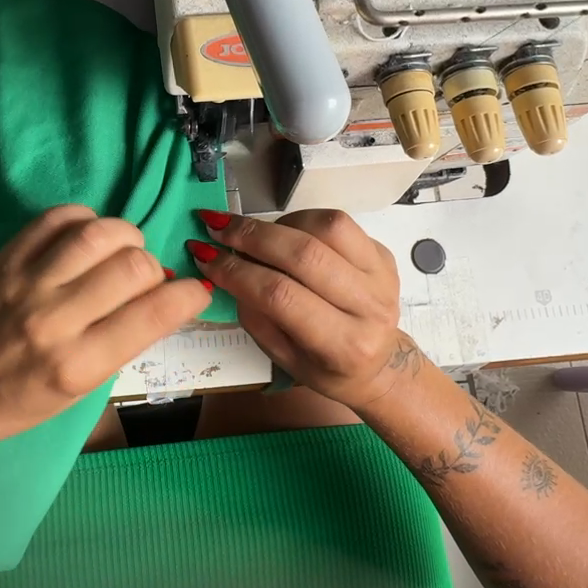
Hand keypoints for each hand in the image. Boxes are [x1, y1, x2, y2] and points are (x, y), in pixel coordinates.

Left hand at [0, 205, 210, 459]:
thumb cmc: (20, 404)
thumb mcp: (82, 390)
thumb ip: (125, 341)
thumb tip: (166, 297)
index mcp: (78, 364)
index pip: (155, 313)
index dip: (188, 296)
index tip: (194, 292)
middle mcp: (54, 319)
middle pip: (133, 266)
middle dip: (155, 268)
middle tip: (146, 279)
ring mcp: (26, 283)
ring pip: (99, 233)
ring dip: (125, 237)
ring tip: (122, 250)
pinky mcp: (4, 259)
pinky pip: (56, 218)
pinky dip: (84, 219)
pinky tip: (86, 237)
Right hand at [187, 209, 418, 411]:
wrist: (379, 365)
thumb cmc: (324, 367)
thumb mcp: (282, 358)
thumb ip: (255, 315)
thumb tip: (224, 266)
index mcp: (343, 345)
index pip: (281, 296)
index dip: (236, 272)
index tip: (204, 257)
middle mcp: (369, 307)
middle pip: (304, 255)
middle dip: (250, 236)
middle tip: (215, 228)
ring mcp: (381, 276)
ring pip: (326, 227)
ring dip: (278, 224)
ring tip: (254, 233)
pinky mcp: (383, 253)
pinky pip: (339, 222)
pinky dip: (302, 220)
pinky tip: (284, 232)